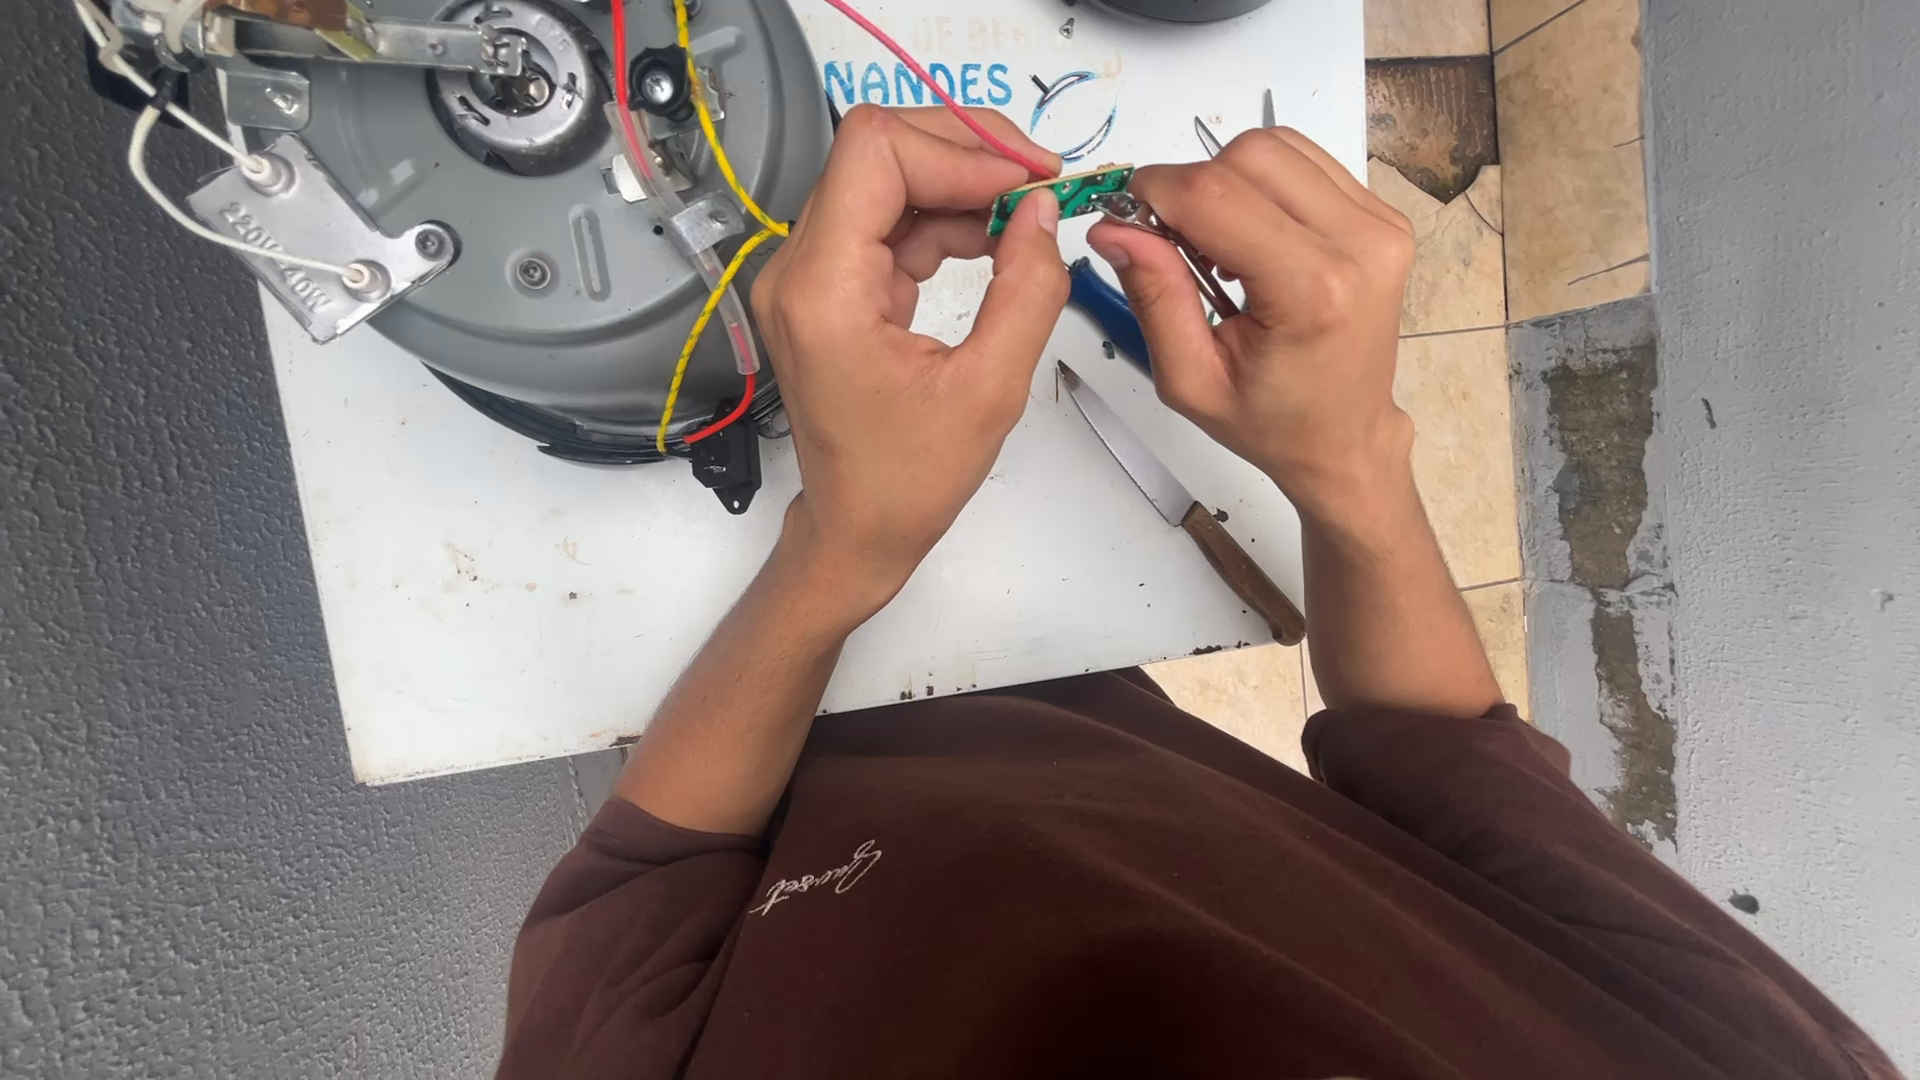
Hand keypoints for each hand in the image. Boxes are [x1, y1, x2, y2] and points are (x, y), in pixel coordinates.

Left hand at [752, 106, 1066, 616]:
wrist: (859, 528)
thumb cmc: (909, 481)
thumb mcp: (990, 391)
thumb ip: (1028, 292)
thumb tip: (1043, 211)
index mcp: (823, 292)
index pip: (877, 153)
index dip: (962, 150)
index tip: (1030, 183)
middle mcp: (799, 272)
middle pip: (878, 154)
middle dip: (966, 156)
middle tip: (1038, 185)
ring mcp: (809, 279)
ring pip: (885, 184)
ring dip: (960, 187)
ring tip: (1024, 219)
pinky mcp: (828, 292)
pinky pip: (885, 226)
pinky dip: (941, 222)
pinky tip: (989, 242)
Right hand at [1086, 128, 1416, 526]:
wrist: (1342, 436)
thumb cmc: (1268, 423)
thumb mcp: (1189, 380)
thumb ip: (1154, 298)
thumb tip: (1113, 228)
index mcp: (1311, 292)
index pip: (1216, 195)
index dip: (1155, 193)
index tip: (1126, 219)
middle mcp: (1359, 243)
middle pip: (1248, 156)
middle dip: (1189, 188)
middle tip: (1171, 245)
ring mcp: (1380, 223)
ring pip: (1277, 146)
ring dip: (1224, 182)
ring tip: (1212, 247)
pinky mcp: (1386, 215)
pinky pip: (1305, 162)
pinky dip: (1258, 186)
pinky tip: (1246, 238)